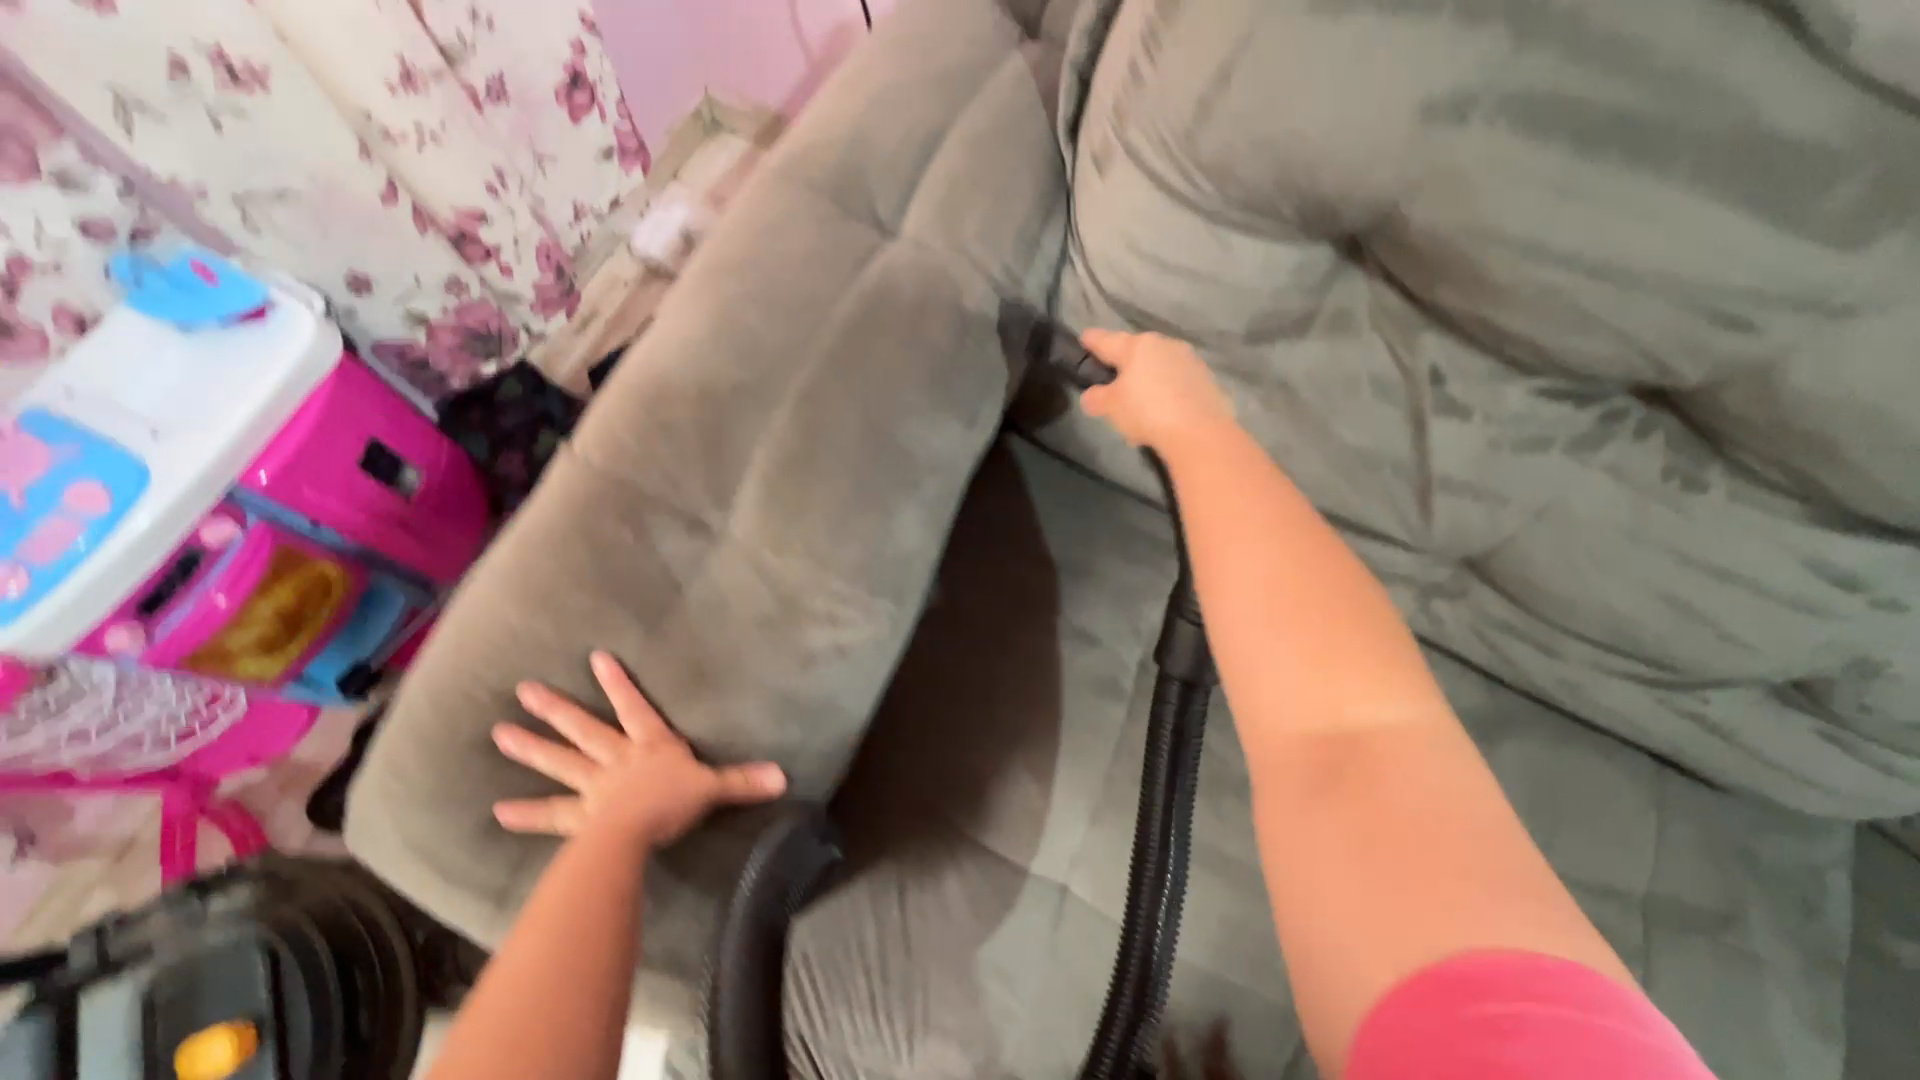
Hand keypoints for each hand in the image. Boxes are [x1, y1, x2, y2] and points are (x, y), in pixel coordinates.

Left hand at [491, 651, 785, 846]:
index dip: (618, 683)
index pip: (635, 707)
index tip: (595, 657)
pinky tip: (499, 812)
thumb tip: (783, 776)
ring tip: (500, 734)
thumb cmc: (673, 802)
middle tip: (523, 690)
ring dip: (531, 749)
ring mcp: (594, 787)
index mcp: (650, 746)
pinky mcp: (580, 818)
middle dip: (557, 710)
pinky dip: (527, 814)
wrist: (634, 834)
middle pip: (585, 729)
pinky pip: (552, 815)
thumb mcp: (713, 788)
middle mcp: (617, 759)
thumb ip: (742, 781)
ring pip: (560, 763)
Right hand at [1078, 329, 1234, 450]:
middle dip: (1124, 361)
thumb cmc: (1147, 412)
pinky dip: (1167, 390)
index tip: (1085, 337)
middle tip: (1113, 376)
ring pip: (1159, 365)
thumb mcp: (1111, 407)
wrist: (1199, 431)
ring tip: (1139, 400)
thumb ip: (1096, 398)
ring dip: (1148, 377)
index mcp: (1137, 346)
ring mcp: (1189, 360)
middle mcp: (1164, 345)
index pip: (1107, 340)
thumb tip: (1091, 395)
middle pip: (1137, 351)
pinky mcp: (1206, 379)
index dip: (1093, 340)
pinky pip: (1177, 381)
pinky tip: (1163, 410)